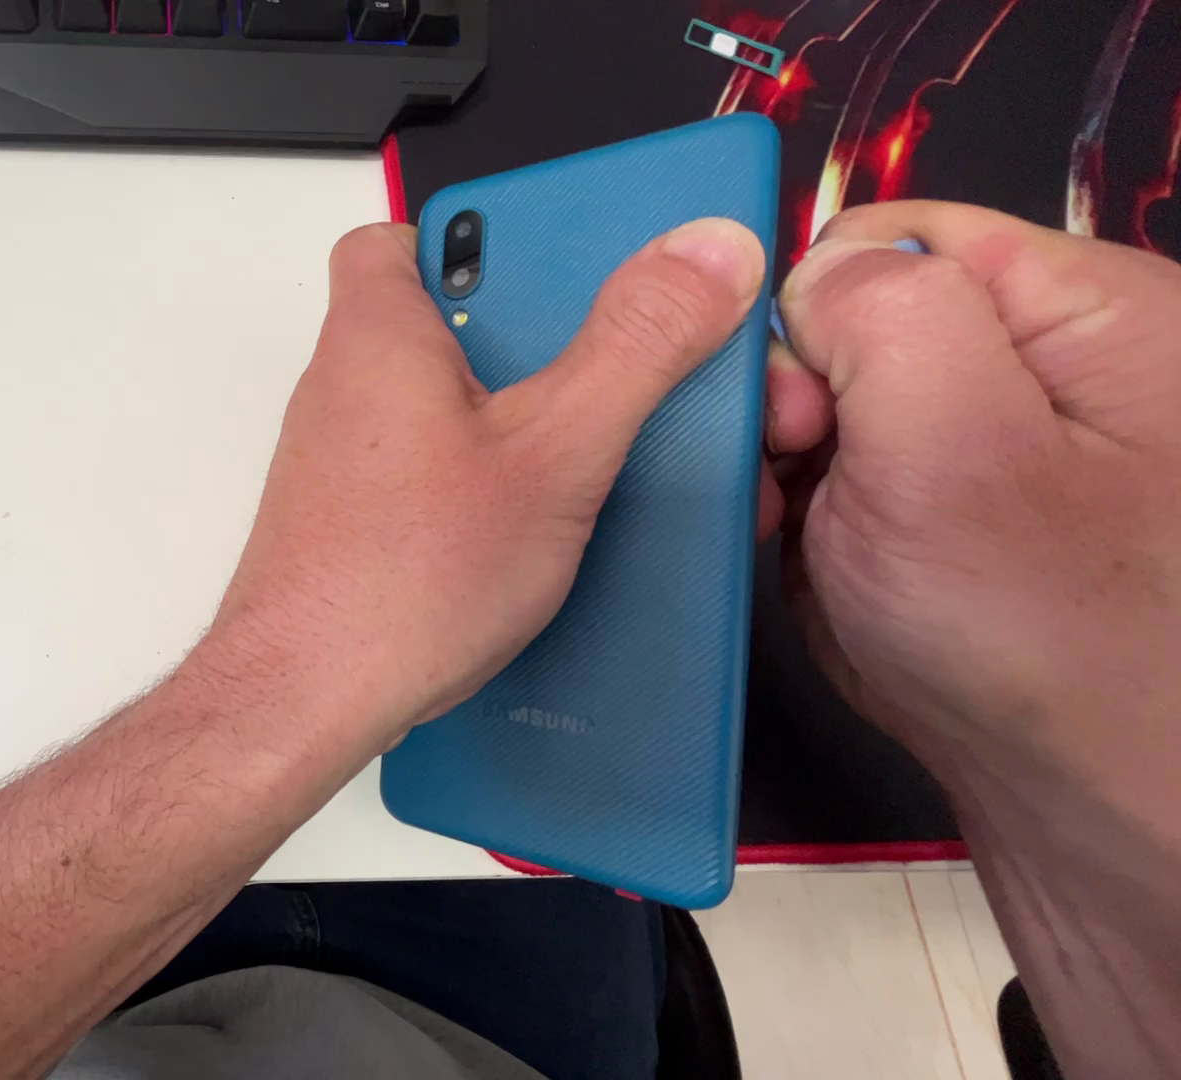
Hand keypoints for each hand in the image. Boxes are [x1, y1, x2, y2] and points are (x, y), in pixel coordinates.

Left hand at [204, 220, 766, 746]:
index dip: (466, 237)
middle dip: (520, 344)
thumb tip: (703, 251)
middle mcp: (340, 388)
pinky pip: (417, 468)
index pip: (393, 238)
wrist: (305, 693)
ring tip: (576, 463)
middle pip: (433, 323)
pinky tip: (519, 528)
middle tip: (592, 379)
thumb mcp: (552, 452)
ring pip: (432, 404)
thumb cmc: (404, 576)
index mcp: (375, 335)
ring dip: (505, 419)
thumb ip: (632, 346)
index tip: (541, 267)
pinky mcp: (345, 516)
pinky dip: (470, 478)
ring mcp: (338, 458)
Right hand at [768, 201, 1180, 791]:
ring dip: (777, 451)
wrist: (1064, 772)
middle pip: (834, 318)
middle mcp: (1005, 364)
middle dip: (789, 393)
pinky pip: (804, 456)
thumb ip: (886, 321)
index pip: (888, 240)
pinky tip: (791, 533)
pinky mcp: (896, 497)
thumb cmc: (1032, 618)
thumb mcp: (956, 451)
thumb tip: (813, 273)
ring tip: (793, 515)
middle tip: (799, 472)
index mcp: (1067, 315)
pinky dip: (780, 492)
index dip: (819, 310)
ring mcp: (943, 437)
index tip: (806, 410)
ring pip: (805, 393)